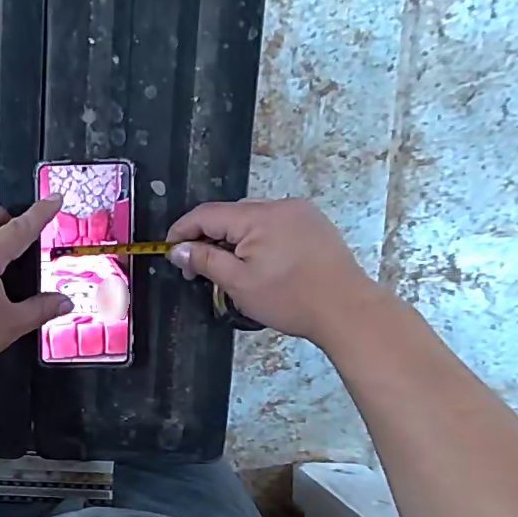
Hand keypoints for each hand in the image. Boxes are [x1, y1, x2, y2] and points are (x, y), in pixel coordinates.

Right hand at [165, 198, 388, 343]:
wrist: (348, 310)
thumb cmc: (291, 298)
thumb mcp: (237, 282)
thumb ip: (204, 260)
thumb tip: (177, 249)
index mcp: (258, 216)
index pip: (206, 214)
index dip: (182, 231)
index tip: (169, 252)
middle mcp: (280, 206)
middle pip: (228, 215)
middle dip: (207, 237)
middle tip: (195, 268)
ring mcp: (300, 213)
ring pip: (250, 219)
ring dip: (231, 239)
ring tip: (225, 268)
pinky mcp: (313, 225)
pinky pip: (272, 224)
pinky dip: (255, 238)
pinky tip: (255, 262)